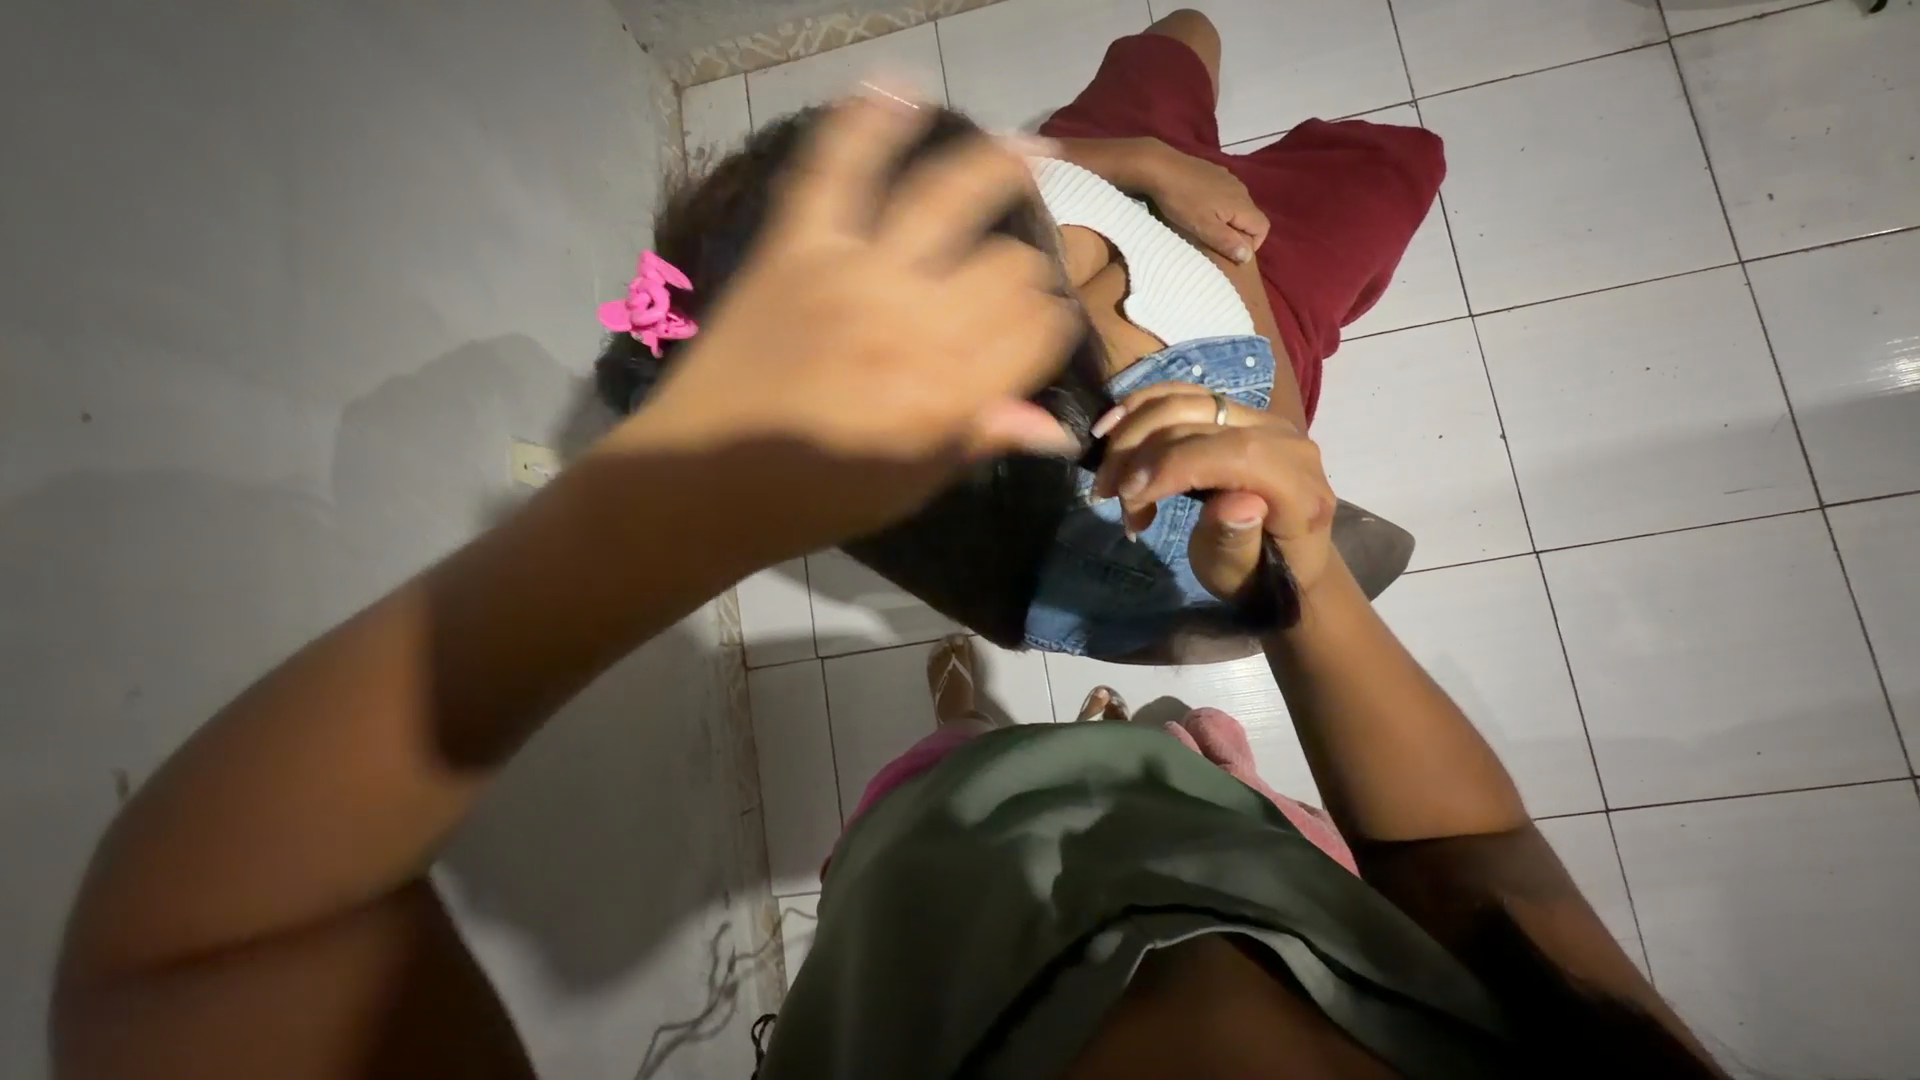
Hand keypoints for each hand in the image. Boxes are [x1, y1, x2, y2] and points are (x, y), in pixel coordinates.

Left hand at [600, 89, 1081, 562]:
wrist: (703, 481)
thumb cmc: (815, 497)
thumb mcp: (910, 485)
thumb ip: (979, 440)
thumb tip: (1055, 427)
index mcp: (949, 392)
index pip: (1036, 331)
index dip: (1052, 326)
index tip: (1042, 330)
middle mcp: (916, 323)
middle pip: (1006, 268)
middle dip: (1028, 271)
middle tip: (1017, 279)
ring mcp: (855, 275)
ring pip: (945, 199)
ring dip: (995, 165)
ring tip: (1026, 143)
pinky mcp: (796, 249)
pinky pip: (833, 170)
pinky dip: (863, 122)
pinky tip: (896, 88)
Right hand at [1091, 384, 1335, 599]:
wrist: (1277, 560)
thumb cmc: (1256, 574)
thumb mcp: (1242, 572)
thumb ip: (1238, 541)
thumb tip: (1238, 505)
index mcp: (1298, 487)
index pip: (1236, 453)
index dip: (1174, 464)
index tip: (1127, 494)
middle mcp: (1285, 440)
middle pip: (1202, 420)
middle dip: (1141, 454)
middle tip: (1106, 495)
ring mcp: (1260, 418)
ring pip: (1186, 401)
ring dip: (1132, 431)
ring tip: (1105, 473)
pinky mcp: (1236, 411)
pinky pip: (1185, 393)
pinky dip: (1142, 405)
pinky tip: (1112, 426)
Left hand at [1145, 146, 1269, 263]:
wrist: (1162, 168)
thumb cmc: (1182, 201)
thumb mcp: (1203, 227)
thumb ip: (1227, 242)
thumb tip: (1247, 256)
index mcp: (1242, 203)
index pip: (1263, 228)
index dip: (1251, 245)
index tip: (1230, 253)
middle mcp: (1241, 189)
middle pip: (1250, 218)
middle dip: (1237, 235)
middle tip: (1214, 244)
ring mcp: (1228, 179)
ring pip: (1237, 208)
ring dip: (1227, 223)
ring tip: (1205, 230)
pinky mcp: (1215, 174)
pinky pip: (1225, 197)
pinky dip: (1218, 209)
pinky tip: (1199, 211)